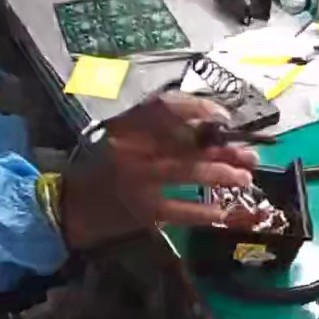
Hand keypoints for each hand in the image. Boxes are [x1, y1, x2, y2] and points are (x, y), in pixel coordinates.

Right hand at [57, 93, 256, 249]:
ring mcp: (136, 181)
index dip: (198, 109)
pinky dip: (206, 212)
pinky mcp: (141, 211)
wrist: (69, 205)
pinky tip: (225, 212)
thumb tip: (210, 132)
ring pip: (187, 172)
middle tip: (249, 156)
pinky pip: (181, 210)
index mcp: (125, 126)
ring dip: (221, 175)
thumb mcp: (122, 140)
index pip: (163, 106)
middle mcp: (130, 149)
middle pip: (186, 141)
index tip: (223, 118)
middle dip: (223, 148)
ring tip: (244, 179)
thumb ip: (158, 133)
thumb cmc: (101, 169)